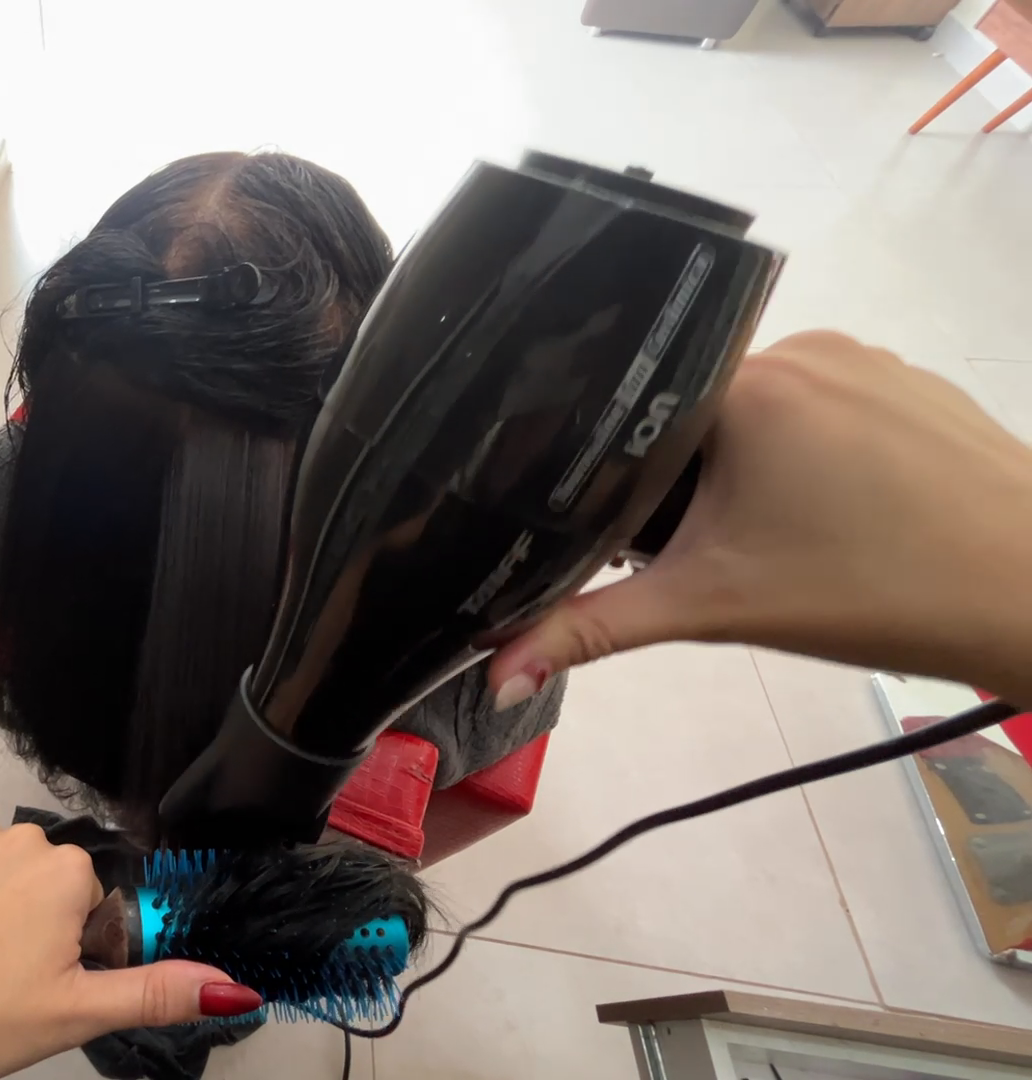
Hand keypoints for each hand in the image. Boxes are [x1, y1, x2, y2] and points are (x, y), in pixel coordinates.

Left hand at [0, 823, 256, 1079]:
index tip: (46, 986)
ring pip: (3, 871)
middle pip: (51, 883)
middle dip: (41, 924)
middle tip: (4, 980)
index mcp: (66, 873)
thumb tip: (236, 988)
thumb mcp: (73, 1013)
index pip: (96, 908)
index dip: (79, 952)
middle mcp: (22, 838)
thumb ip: (157, 992)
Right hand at [490, 330, 1031, 704]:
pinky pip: (797, 399)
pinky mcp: (903, 381)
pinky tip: (793, 497)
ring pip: (735, 403)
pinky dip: (774, 442)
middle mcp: (798, 350)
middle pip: (676, 405)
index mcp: (744, 386)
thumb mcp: (705, 607)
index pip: (623, 405)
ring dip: (713, 455)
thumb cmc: (872, 592)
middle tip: (657, 531)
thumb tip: (490, 678)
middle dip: (656, 467)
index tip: (581, 508)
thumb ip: (586, 631)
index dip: (594, 460)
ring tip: (722, 517)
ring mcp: (861, 358)